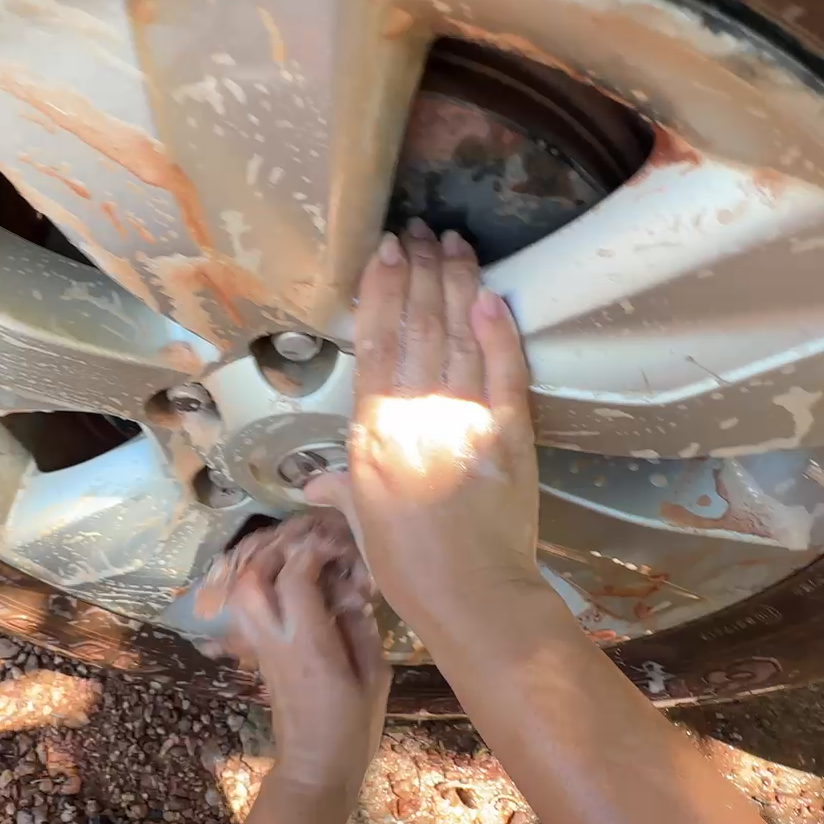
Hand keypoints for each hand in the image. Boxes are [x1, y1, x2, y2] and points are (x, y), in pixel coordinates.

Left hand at [225, 530, 390, 797]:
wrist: (314, 769)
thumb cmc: (353, 727)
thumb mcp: (374, 675)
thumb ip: (360, 627)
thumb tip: (351, 591)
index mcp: (309, 643)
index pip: (296, 578)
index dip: (313, 549)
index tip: (337, 542)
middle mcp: (276, 639)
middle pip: (252, 578)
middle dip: (277, 550)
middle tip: (308, 543)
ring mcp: (260, 647)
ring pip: (241, 592)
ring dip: (263, 566)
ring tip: (296, 558)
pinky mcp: (257, 654)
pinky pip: (247, 609)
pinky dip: (261, 586)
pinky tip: (288, 583)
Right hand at [306, 219, 544, 624]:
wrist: (469, 593)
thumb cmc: (404, 563)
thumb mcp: (360, 522)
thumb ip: (340, 489)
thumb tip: (313, 482)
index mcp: (372, 432)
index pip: (375, 344)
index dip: (381, 291)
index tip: (385, 251)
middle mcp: (415, 414)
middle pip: (418, 327)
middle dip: (419, 272)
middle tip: (422, 230)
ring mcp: (465, 419)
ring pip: (460, 336)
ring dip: (458, 285)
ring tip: (455, 243)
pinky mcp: (510, 432)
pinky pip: (505, 371)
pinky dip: (500, 330)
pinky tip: (494, 294)